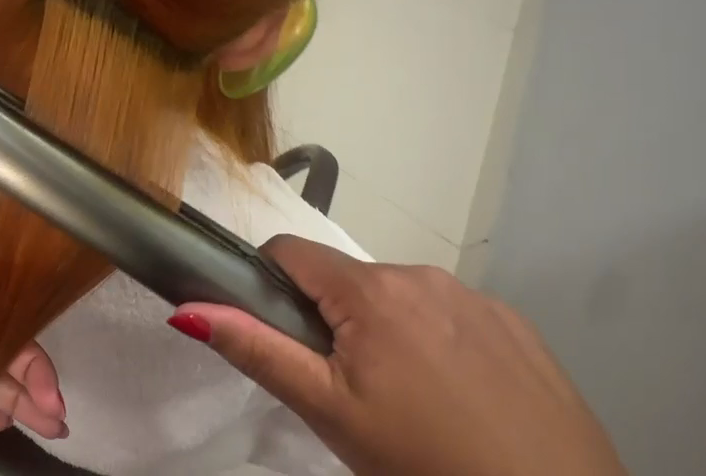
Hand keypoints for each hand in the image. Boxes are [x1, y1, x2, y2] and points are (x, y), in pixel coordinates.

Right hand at [169, 236, 625, 475]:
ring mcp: (478, 299)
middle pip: (344, 278)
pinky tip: (456, 400)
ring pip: (397, 296)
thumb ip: (255, 349)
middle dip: (331, 317)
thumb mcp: (328, 412)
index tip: (282, 334)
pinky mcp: (521, 328)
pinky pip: (451, 315)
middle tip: (346, 386)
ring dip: (383, 328)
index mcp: (371, 289)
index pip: (289, 251)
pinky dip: (436, 342)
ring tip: (406, 399)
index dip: (270, 284)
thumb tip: (184, 308)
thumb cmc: (426, 463)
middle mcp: (422, 275)